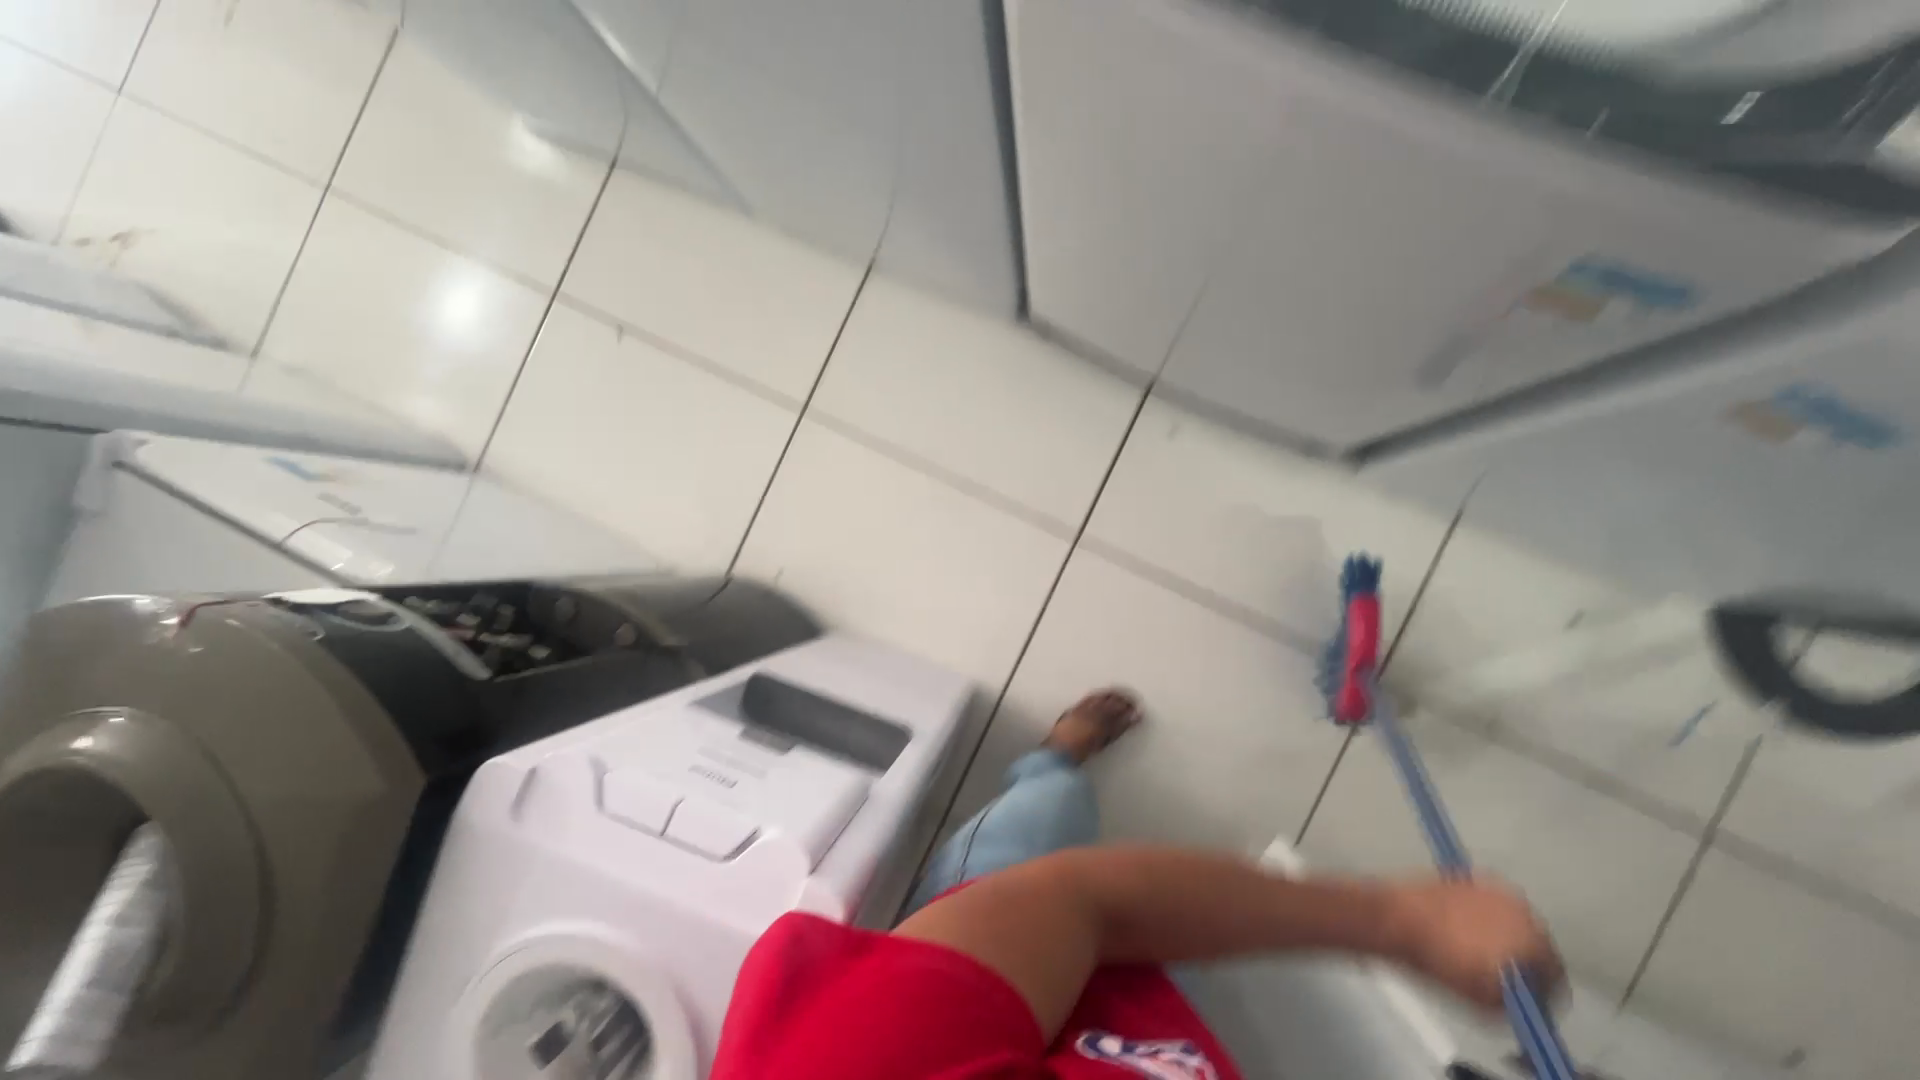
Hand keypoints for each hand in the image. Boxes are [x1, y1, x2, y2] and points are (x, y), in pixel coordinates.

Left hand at [1383, 877, 1564, 1011]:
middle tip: (1501, 976)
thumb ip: (1517, 1005)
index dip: (1543, 991)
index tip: (1527, 1001)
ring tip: (1477, 951)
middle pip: (1535, 941)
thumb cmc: (1442, 961)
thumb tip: (1522, 1000)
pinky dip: (1481, 916)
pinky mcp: (1466, 876)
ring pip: (1511, 920)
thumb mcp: (1487, 1002)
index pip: (1556, 972)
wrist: (1394, 917)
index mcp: (1535, 938)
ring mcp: (1492, 886)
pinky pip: (1486, 903)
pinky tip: (1460, 928)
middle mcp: (1522, 906)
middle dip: (1524, 960)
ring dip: (1503, 935)